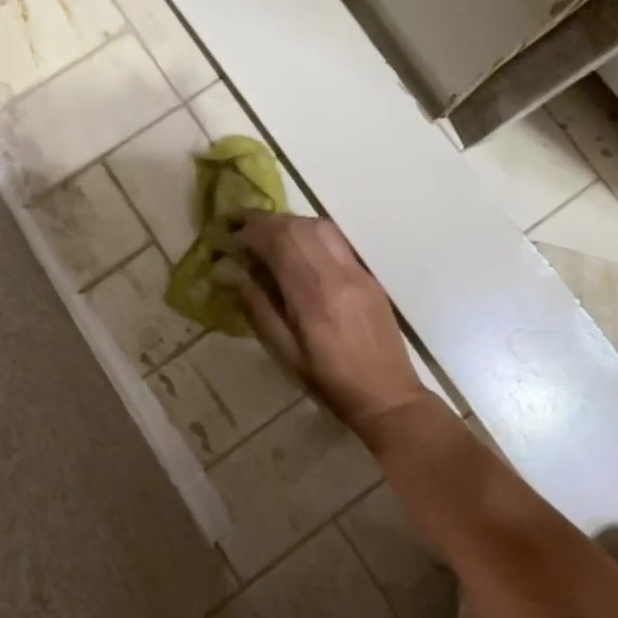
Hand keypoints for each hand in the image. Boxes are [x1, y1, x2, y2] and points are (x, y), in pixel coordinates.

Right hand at [229, 211, 430, 438]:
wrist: (387, 396)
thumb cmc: (329, 382)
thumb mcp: (286, 354)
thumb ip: (260, 309)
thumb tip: (236, 274)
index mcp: (314, 295)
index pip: (280, 242)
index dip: (252, 232)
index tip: (230, 234)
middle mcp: (338, 273)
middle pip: (300, 227)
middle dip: (268, 221)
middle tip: (242, 227)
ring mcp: (357, 271)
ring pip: (321, 227)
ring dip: (290, 223)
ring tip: (268, 234)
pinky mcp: (368, 276)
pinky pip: (337, 240)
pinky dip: (311, 233)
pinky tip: (298, 247)